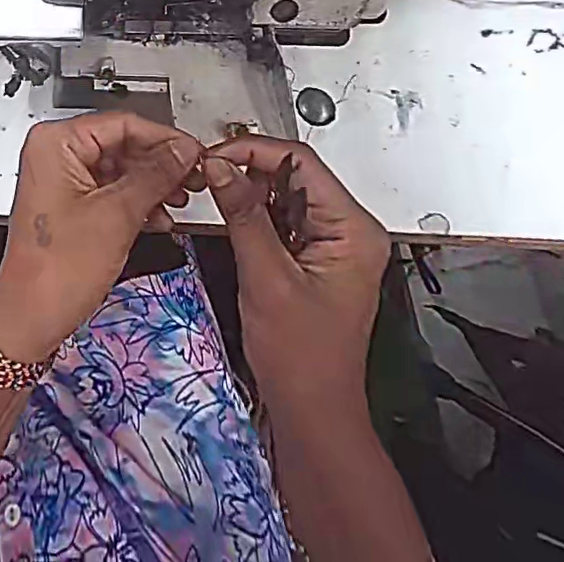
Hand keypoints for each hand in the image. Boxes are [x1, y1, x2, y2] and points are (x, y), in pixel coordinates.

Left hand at [0, 112, 200, 361]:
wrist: (30, 320)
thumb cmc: (58, 269)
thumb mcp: (118, 214)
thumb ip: (157, 174)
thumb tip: (184, 149)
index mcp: (56, 142)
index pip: (123, 124)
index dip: (165, 138)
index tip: (195, 152)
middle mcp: (54, 152)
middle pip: (123, 143)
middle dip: (161, 164)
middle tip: (194, 177)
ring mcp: (61, 177)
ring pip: (120, 167)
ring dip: (154, 184)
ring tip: (180, 198)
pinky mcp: (68, 200)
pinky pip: (110, 187)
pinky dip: (137, 200)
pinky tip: (160, 216)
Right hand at [202, 136, 389, 411]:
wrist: (312, 413)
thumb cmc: (301, 359)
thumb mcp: (267, 279)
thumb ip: (243, 215)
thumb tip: (221, 167)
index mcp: (353, 228)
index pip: (302, 163)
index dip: (254, 151)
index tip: (215, 155)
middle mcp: (351, 228)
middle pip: (295, 173)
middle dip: (249, 168)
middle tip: (209, 171)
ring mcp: (335, 240)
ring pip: (286, 192)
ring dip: (250, 189)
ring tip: (216, 189)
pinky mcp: (317, 252)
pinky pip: (284, 216)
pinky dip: (256, 211)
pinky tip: (234, 214)